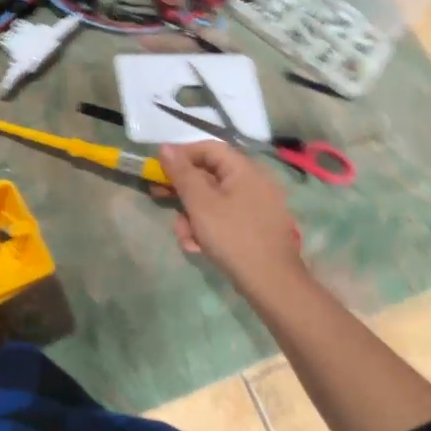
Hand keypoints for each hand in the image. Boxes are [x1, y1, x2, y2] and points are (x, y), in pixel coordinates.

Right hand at [159, 141, 302, 285]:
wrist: (272, 284)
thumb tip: (165, 146)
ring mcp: (256, 206)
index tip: (160, 169)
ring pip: (212, 199)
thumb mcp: (200, 203)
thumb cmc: (233, 237)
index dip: (182, 154)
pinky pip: (224, 216)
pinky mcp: (254, 227)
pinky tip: (197, 247)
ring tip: (185, 237)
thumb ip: (182, 173)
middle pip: (208, 175)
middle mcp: (253, 183)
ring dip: (191, 215)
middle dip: (182, 190)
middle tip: (158, 196)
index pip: (209, 148)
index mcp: (245, 171)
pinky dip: (206, 227)